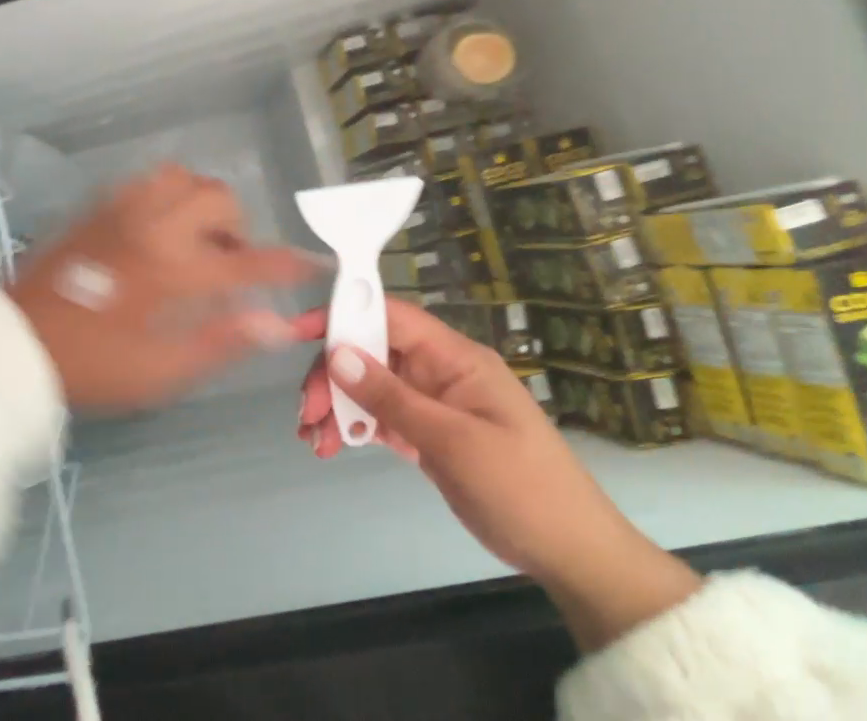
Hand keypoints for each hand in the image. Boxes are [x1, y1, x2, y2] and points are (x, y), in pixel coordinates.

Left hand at [9, 165, 312, 410]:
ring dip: (199, 202)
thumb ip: (221, 343)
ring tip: (195, 239)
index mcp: (173, 270)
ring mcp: (119, 213)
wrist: (15, 340)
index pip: (247, 259)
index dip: (288, 263)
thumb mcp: (160, 370)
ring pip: (178, 177)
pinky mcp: (93, 210)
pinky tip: (157, 228)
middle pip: (217, 197)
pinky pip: (140, 183)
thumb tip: (275, 324)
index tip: (312, 264)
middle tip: (232, 260)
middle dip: (239, 224)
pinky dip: (163, 196)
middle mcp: (152, 228)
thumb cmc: (90, 364)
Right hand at [296, 300, 700, 648]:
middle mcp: (440, 372)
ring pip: (367, 386)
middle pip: (369, 352)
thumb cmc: (522, 488)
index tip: (296, 332)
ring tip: (314, 441)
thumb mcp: (454, 442)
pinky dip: (351, 428)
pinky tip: (331, 446)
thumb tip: (337, 354)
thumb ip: (392, 397)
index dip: (342, 315)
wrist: (569, 552)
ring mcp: (433, 403)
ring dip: (335, 406)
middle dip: (330, 377)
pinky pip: (377, 416)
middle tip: (307, 416)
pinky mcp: (426, 433)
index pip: (390, 316)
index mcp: (456, 359)